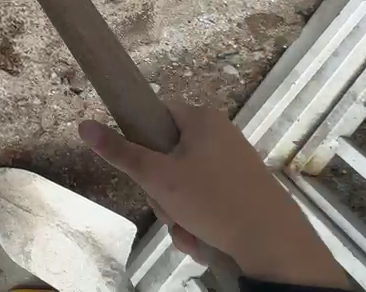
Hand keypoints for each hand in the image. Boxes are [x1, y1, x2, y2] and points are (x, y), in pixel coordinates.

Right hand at [80, 103, 350, 288]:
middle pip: (169, 151)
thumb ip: (119, 151)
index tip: (141, 162)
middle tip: (163, 203)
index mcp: (203, 120)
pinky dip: (201, 219)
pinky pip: (211, 199)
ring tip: (185, 230)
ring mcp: (240, 166)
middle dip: (161, 186)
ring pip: (188, 181)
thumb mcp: (157, 178)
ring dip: (178, 208)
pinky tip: (202, 240)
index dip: (142, 134)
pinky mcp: (251, 194)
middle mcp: (223, 135)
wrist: (282, 254)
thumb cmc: (215, 202)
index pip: (156, 110)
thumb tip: (83, 125)